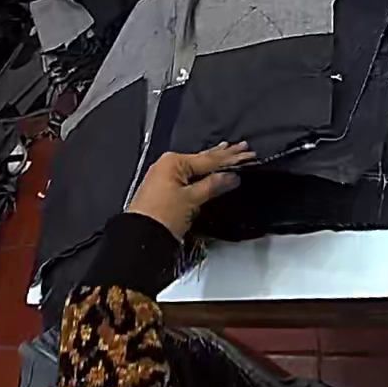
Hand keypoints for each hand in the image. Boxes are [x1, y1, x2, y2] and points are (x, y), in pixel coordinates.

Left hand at [127, 142, 252, 239]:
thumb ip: (213, 185)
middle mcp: (168, 164)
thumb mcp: (191, 199)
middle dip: (224, 155)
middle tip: (244, 147)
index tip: (248, 154)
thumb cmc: (163, 216)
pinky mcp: (165, 188)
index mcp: (174, 162)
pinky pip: (190, 175)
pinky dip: (204, 173)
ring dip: (215, 162)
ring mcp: (166, 176)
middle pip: (203, 159)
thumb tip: (232, 176)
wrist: (139, 238)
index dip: (231, 158)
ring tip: (230, 150)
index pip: (209, 159)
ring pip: (197, 166)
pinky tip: (211, 169)